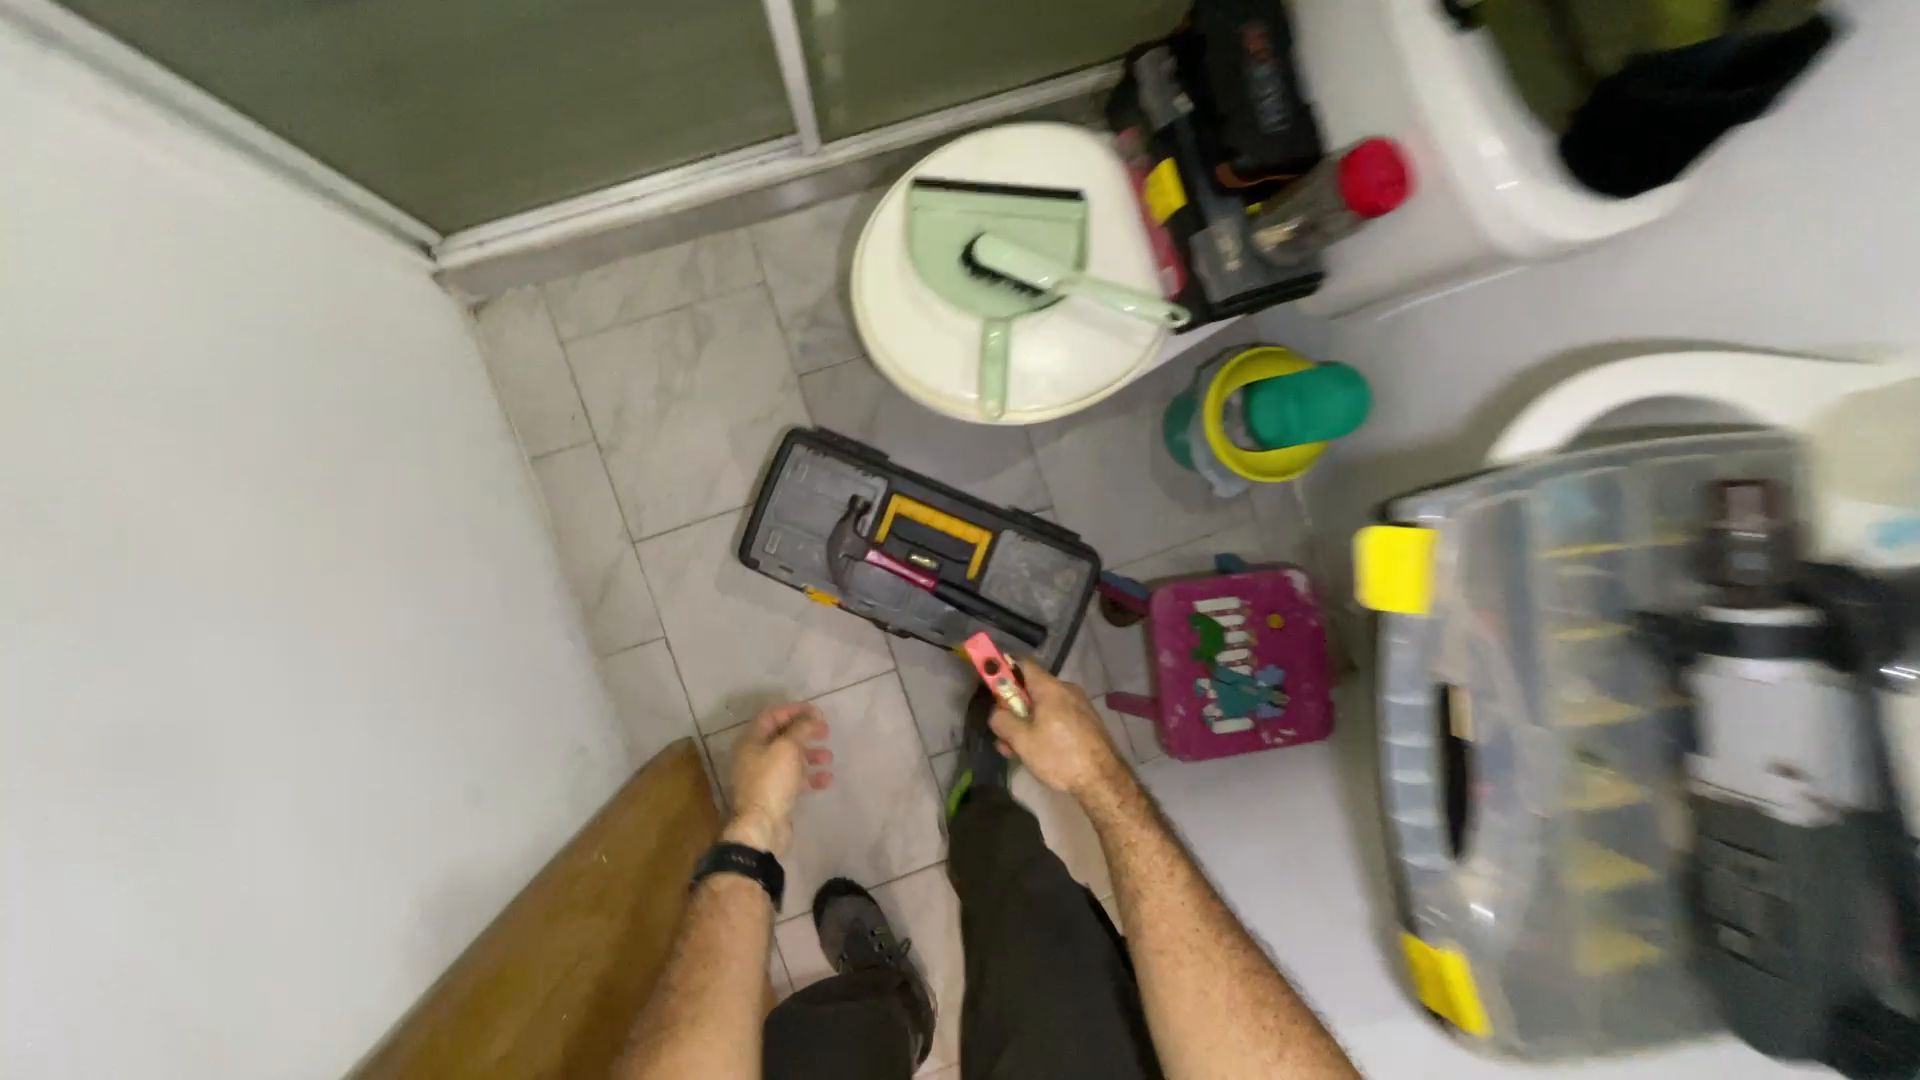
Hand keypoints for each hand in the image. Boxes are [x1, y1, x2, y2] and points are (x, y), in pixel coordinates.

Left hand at [725, 702, 831, 856]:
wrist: (761, 826)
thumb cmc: (772, 780)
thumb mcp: (788, 747)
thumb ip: (801, 728)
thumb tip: (812, 718)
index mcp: (752, 741)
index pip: (772, 716)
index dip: (794, 710)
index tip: (817, 712)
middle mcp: (755, 756)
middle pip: (783, 737)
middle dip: (806, 732)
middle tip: (826, 732)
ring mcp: (764, 777)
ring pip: (791, 758)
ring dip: (811, 754)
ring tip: (829, 756)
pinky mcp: (774, 795)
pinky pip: (794, 780)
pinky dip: (811, 777)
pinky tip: (827, 779)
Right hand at [987, 660, 1129, 801]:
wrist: (1103, 781)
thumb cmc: (1059, 756)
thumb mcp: (1022, 740)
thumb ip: (1002, 720)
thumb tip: (996, 712)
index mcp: (1051, 688)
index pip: (1022, 664)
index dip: (1003, 670)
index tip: (991, 685)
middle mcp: (1067, 690)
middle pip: (1032, 689)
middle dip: (1013, 708)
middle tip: (1002, 732)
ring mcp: (1080, 706)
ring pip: (1044, 707)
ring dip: (1026, 724)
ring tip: (1016, 751)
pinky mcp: (1087, 723)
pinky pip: (1058, 718)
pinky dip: (1043, 729)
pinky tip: (1037, 752)